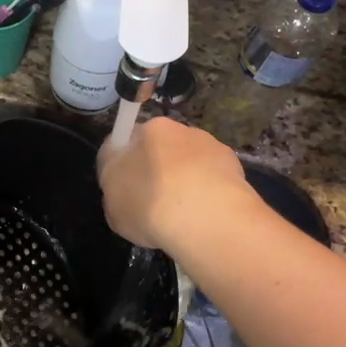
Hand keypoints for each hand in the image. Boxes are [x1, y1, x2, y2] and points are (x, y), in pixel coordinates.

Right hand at [97, 117, 254, 251]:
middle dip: (154, 170)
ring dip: (184, 179)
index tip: (124, 192)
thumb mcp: (113, 209)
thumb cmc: (150, 207)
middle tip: (152, 203)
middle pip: (157, 149)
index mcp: (141, 131)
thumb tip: (125, 191)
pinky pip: (211, 175)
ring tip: (184, 214)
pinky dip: (208, 189)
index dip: (120, 168)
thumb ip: (115, 193)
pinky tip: (206, 213)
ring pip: (187, 160)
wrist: (207, 217)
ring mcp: (206, 143)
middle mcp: (173, 129)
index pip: (122, 143)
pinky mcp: (232, 162)